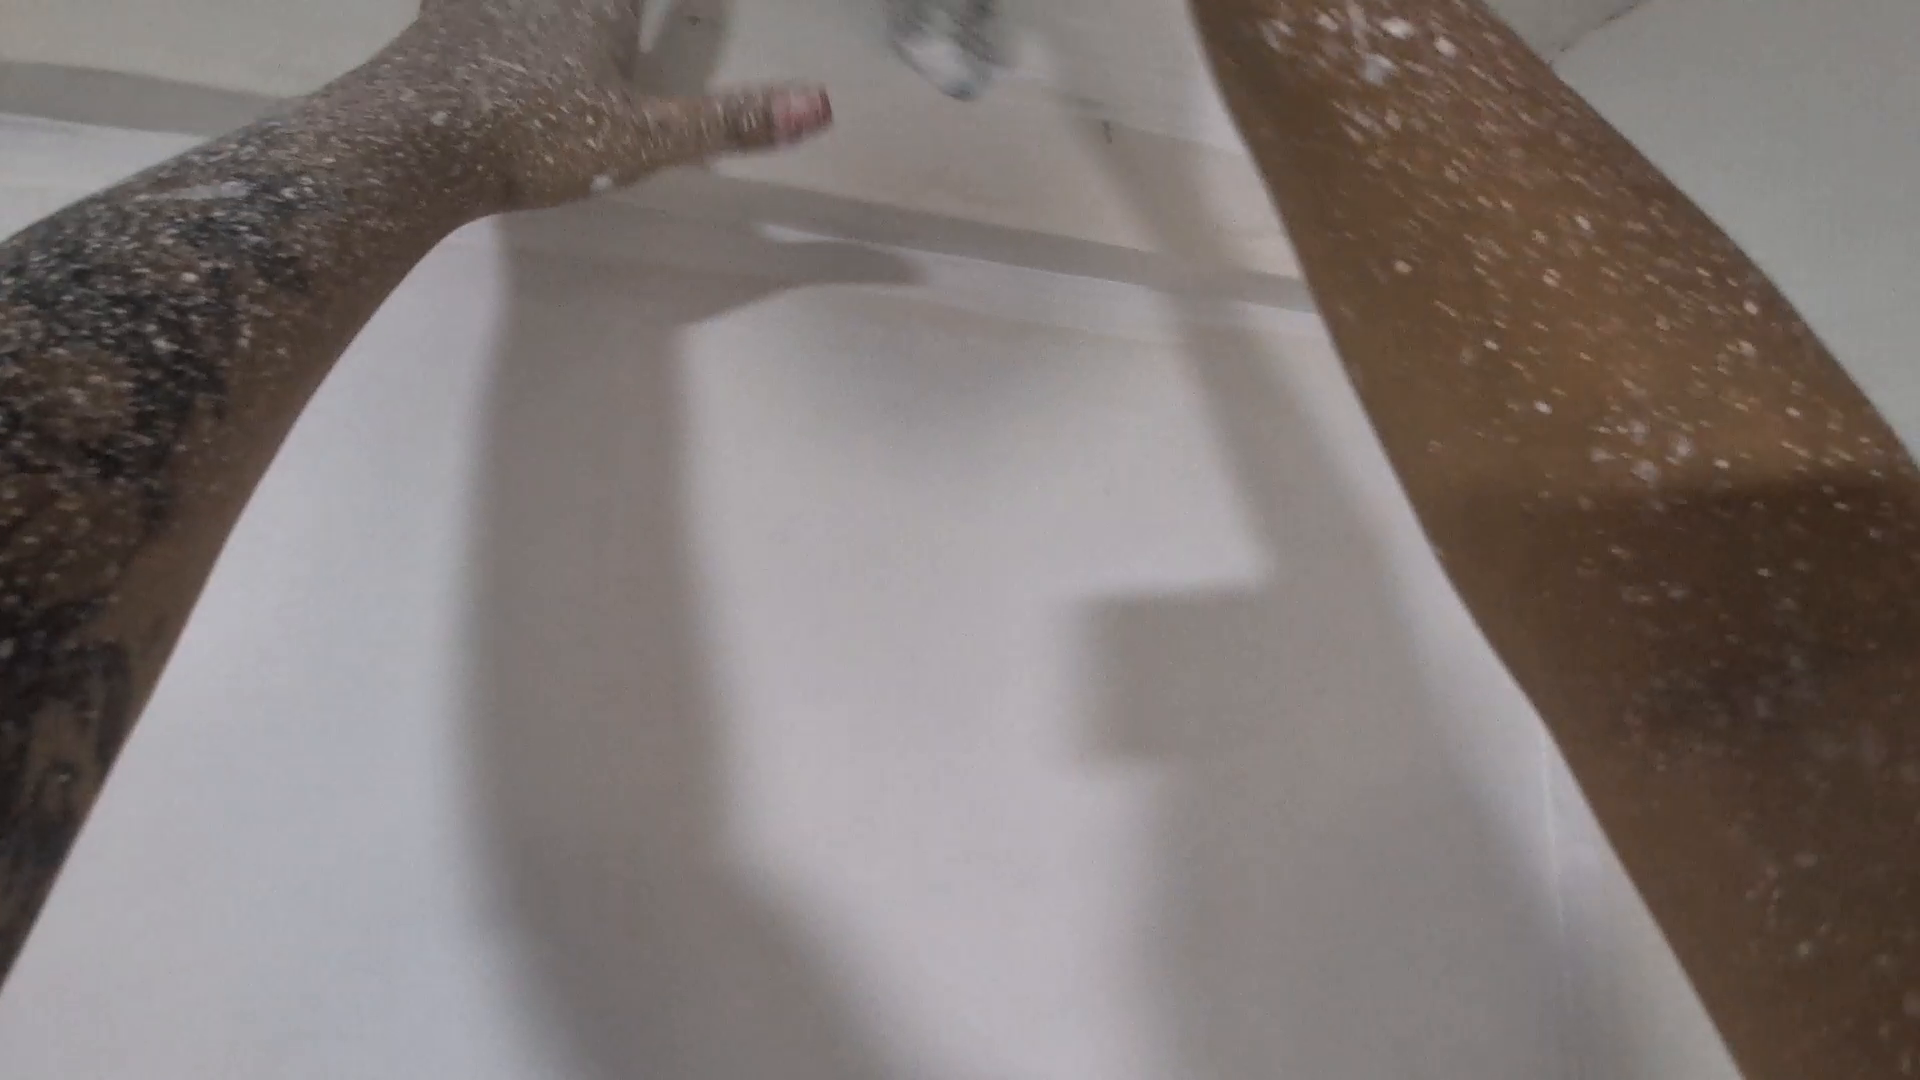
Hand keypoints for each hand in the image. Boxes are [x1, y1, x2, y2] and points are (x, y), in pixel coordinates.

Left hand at [373, 0, 830, 210]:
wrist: (421, 145)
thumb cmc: (541, 139)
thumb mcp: (649, 140)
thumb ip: (731, 121)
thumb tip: (821, 104)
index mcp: (600, 3)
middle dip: (621, 1)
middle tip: (631, 10)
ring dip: (571, 8)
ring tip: (600, 14)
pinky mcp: (450, 12)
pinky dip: (486, 4)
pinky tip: (490, 12)